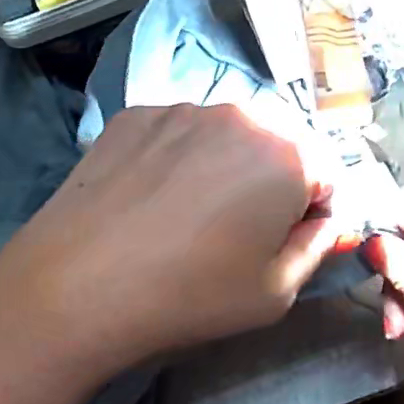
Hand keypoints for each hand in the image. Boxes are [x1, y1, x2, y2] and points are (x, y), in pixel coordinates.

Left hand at [0, 104, 350, 373]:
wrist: (77, 287)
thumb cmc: (192, 295)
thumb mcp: (277, 292)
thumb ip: (317, 246)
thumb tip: (324, 219)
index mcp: (287, 155)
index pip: (326, 171)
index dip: (311, 208)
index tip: (280, 238)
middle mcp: (241, 115)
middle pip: (276, 145)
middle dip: (270, 180)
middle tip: (234, 227)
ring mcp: (182, 108)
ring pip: (226, 134)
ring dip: (223, 164)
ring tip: (186, 212)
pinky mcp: (136, 114)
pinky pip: (177, 131)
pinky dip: (177, 156)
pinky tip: (150, 196)